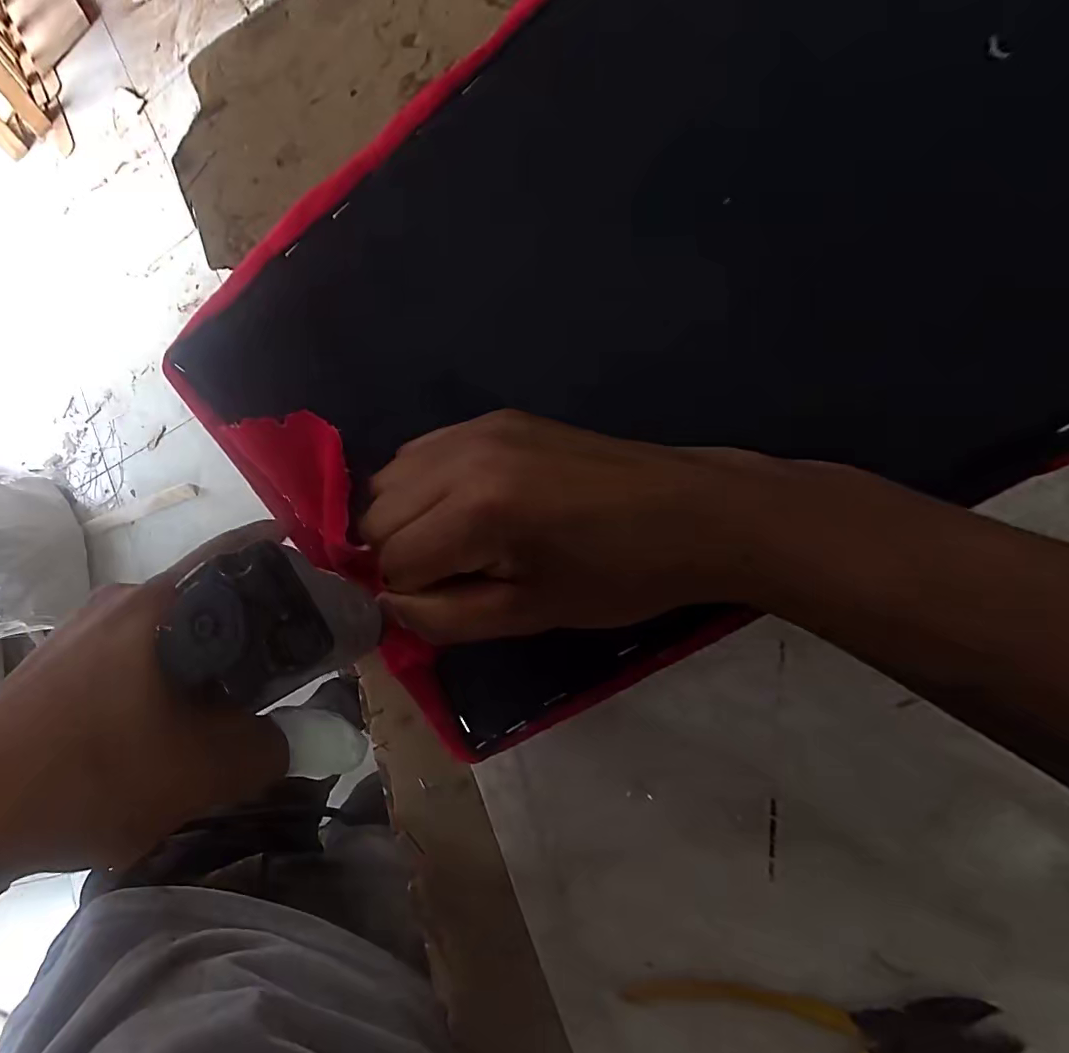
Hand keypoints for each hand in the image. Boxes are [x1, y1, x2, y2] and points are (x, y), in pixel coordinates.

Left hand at [0, 523, 289, 883]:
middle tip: (285, 667)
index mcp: (157, 606)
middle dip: (253, 622)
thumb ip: (271, 747)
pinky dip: (169, 672)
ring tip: (229, 708)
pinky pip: (136, 650)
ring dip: (208, 656)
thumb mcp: (198, 774)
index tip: (321, 599)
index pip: (240, 554)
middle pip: (209, 593)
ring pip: (172, 627)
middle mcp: (123, 598)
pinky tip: (169, 721)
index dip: (289, 569)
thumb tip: (314, 731)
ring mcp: (87, 624)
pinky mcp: (65, 654)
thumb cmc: (89, 778)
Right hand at [358, 410, 819, 643]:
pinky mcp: (488, 418)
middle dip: (400, 556)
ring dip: (402, 520)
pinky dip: (418, 487)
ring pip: (385, 483)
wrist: (692, 512)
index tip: (451, 601)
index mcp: (477, 511)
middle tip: (453, 572)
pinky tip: (460, 505)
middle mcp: (462, 457)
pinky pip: (415, 455)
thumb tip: (388, 604)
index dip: (412, 593)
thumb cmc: (616, 577)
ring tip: (454, 538)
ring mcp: (474, 429)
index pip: (392, 563)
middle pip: (375, 519)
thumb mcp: (527, 616)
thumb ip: (442, 618)